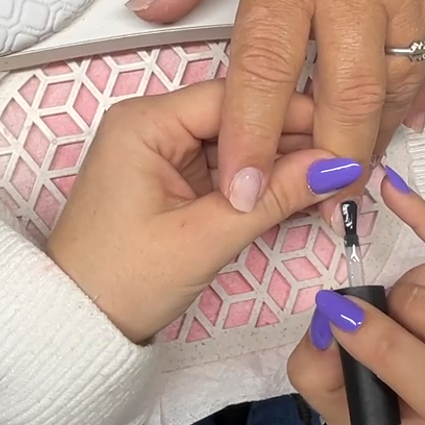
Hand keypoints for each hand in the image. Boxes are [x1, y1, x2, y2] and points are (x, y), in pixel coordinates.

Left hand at [45, 80, 363, 342]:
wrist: (75, 327)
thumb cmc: (121, 282)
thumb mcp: (204, 238)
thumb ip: (273, 197)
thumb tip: (336, 165)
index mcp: (145, 122)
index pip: (234, 97)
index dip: (292, 112)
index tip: (344, 130)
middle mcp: (154, 124)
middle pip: (240, 117)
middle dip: (293, 143)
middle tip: (348, 164)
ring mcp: (165, 152)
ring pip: (240, 144)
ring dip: (283, 165)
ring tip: (335, 181)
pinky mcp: (175, 179)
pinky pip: (229, 169)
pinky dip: (262, 184)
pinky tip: (304, 193)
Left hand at [130, 0, 424, 207]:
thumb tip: (152, 13)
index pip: (262, 73)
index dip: (248, 140)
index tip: (241, 188)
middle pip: (346, 101)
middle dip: (332, 164)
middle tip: (317, 193)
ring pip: (400, 88)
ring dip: (378, 135)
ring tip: (356, 159)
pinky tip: (406, 112)